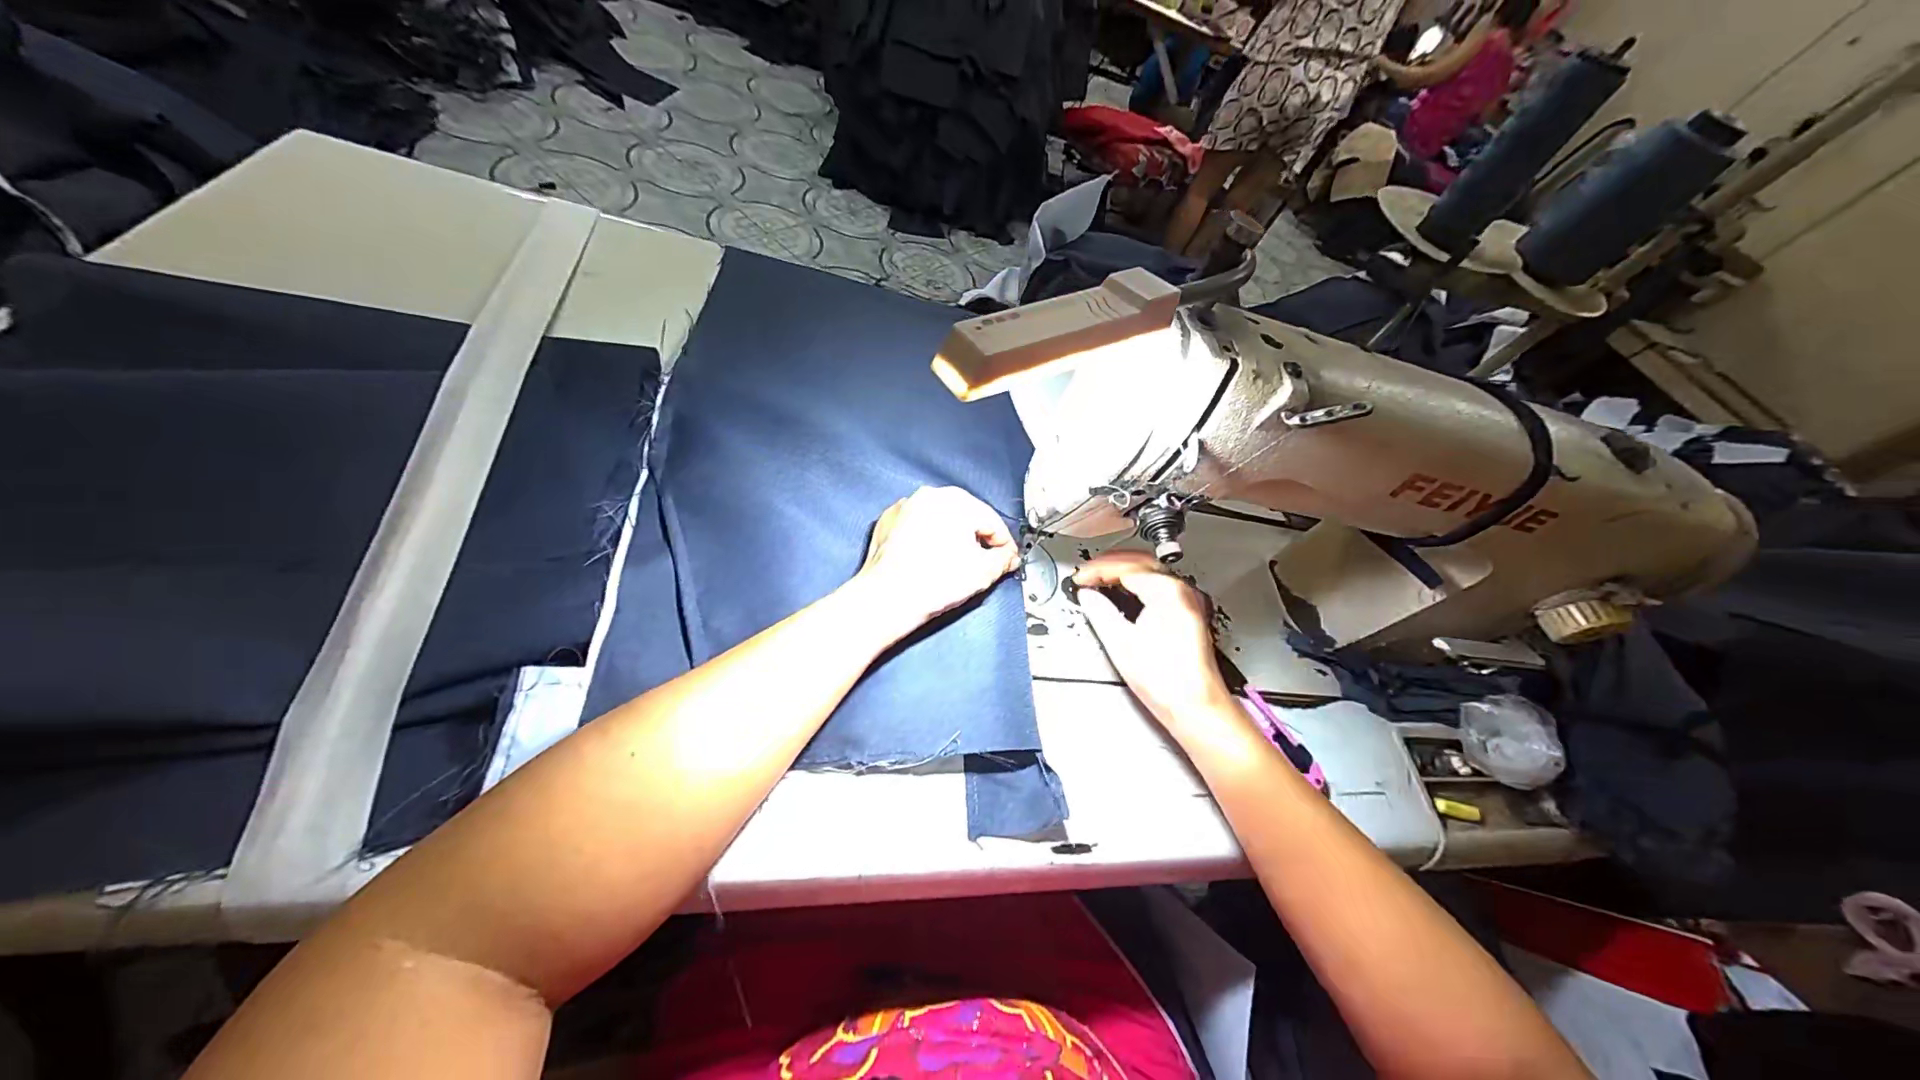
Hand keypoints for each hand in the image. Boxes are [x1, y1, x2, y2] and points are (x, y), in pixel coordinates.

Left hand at [853, 486, 1020, 636]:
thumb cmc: (929, 584)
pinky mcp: (887, 523)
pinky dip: (925, 542)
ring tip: (951, 567)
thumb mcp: (983, 573)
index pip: (992, 522)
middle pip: (965, 518)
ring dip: (949, 540)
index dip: (1004, 544)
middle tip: (982, 565)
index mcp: (956, 500)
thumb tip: (1006, 558)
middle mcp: (929, 496)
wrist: (887, 599)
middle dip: (976, 541)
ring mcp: (905, 508)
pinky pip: (915, 529)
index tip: (1006, 558)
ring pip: (939, 522)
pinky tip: (928, 563)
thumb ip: (1003, 559)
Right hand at [1073, 551, 1233, 727]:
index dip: (1097, 570)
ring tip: (1101, 581)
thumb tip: (1088, 596)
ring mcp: (1188, 602)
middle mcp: (1182, 592)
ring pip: (1151, 572)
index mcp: (1166, 592)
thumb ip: (1100, 611)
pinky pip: (1159, 586)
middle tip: (1088, 574)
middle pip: (1141, 562)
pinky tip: (1124, 594)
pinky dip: (1137, 584)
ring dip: (1124, 572)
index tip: (1081, 578)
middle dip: (1111, 565)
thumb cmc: (1167, 681)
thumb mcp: (1120, 643)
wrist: (1195, 706)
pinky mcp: (1188, 615)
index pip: (1125, 567)